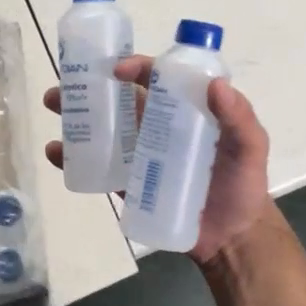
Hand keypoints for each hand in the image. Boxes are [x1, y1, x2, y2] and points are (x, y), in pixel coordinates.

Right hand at [44, 56, 273, 263]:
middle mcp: (161, 124)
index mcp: (188, 108)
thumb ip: (240, 118)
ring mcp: (142, 153)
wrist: (232, 238)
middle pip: (122, 98)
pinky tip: (56, 152)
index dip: (137, 67)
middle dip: (91, 86)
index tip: (117, 69)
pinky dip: (74, 156)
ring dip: (77, 114)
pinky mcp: (130, 182)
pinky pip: (100, 165)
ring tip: (54, 106)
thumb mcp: (251, 147)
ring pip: (105, 126)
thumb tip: (217, 85)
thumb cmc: (244, 186)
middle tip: (65, 84)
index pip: (159, 78)